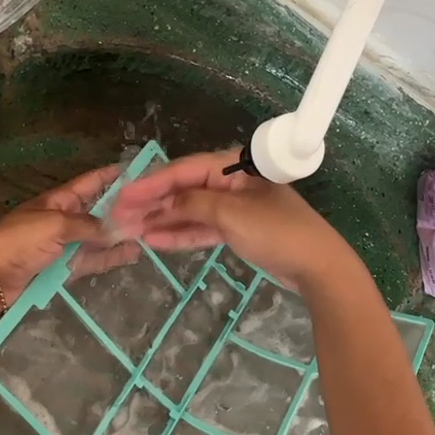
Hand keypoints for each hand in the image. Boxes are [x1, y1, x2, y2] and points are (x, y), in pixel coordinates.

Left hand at [0, 164, 140, 310]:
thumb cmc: (20, 241)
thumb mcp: (55, 225)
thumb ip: (89, 225)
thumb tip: (118, 226)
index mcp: (59, 200)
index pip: (91, 183)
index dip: (113, 176)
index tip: (140, 172)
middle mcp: (65, 219)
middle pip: (99, 211)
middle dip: (124, 210)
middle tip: (154, 209)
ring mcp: (66, 245)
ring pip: (99, 237)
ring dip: (121, 235)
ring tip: (149, 233)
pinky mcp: (66, 268)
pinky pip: (93, 259)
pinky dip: (111, 257)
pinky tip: (132, 254)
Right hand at [109, 149, 360, 291]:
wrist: (317, 266)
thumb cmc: (277, 232)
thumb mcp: (232, 215)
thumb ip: (194, 205)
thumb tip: (164, 203)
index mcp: (233, 168)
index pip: (184, 170)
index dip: (151, 184)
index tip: (122, 196)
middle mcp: (231, 183)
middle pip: (183, 189)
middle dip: (151, 203)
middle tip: (118, 217)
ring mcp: (233, 208)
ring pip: (189, 211)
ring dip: (161, 221)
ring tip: (129, 231)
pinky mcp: (236, 230)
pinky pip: (201, 229)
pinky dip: (180, 235)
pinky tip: (154, 241)